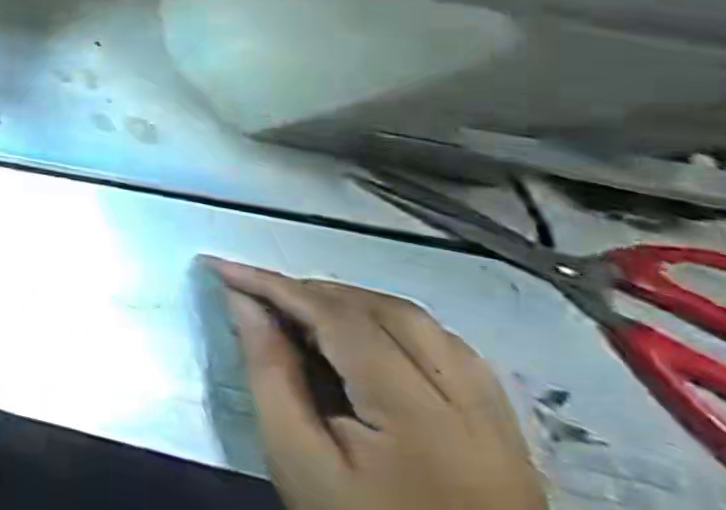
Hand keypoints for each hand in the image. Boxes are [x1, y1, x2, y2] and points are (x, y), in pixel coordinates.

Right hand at [203, 257, 546, 509]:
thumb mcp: (297, 458)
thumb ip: (269, 373)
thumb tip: (242, 301)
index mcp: (418, 415)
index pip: (338, 319)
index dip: (275, 285)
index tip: (220, 267)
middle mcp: (470, 405)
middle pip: (385, 312)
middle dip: (315, 292)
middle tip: (259, 294)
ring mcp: (497, 419)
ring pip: (422, 325)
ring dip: (355, 304)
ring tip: (302, 312)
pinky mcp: (506, 432)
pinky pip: (449, 351)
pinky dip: (394, 328)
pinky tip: (362, 341)